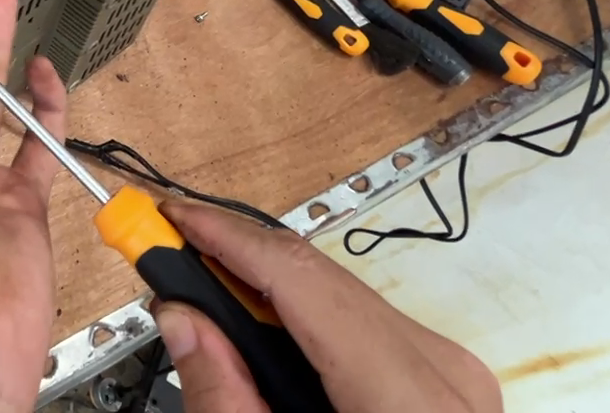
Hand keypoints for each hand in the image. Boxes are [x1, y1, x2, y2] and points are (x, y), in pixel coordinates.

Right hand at [153, 202, 501, 411]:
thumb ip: (225, 398)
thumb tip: (179, 317)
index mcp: (407, 398)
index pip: (297, 275)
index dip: (224, 235)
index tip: (166, 215)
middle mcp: (438, 367)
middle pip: (310, 272)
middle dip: (230, 251)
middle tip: (163, 246)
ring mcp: (446, 367)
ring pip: (328, 284)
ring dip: (258, 278)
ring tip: (201, 287)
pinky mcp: (438, 372)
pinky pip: (350, 312)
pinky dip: (294, 305)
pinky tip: (255, 320)